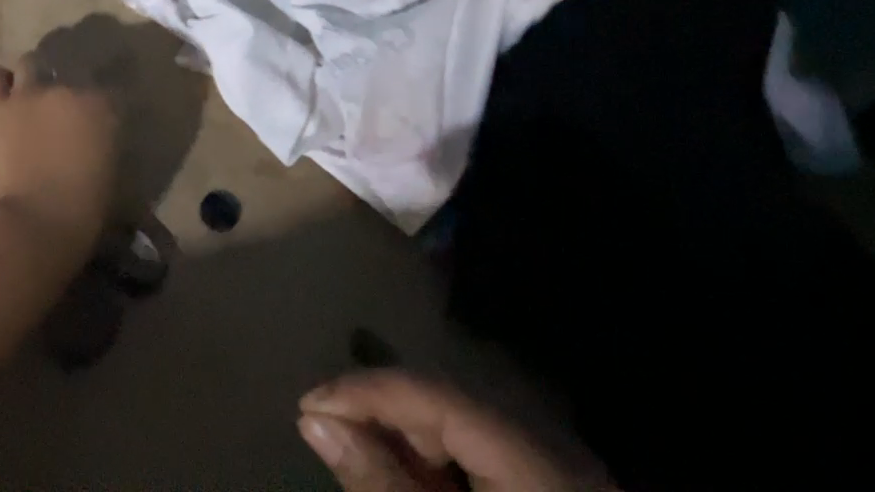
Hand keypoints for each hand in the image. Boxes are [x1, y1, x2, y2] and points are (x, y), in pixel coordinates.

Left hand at [0, 56, 118, 257]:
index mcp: (104, 107)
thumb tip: (99, 144)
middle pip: (70, 75)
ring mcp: (30, 95)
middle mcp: (67, 91)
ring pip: (30, 64)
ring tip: (33, 98)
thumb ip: (108, 148)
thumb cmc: (85, 210)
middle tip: (67, 120)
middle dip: (70, 94)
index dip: (106, 110)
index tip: (104, 126)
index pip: (111, 94)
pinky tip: (5, 95)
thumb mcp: (115, 177)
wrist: (36, 222)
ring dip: (34, 77)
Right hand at [298, 371, 604, 491]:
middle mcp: (561, 456)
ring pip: (469, 428)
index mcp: (538, 465)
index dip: (367, 391)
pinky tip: (411, 477)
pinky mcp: (560, 489)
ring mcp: (568, 475)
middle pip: (454, 405)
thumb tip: (314, 420)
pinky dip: (441, 461)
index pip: (439, 397)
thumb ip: (381, 484)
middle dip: (385, 413)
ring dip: (409, 436)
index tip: (307, 407)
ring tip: (362, 456)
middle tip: (327, 430)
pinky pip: (489, 455)